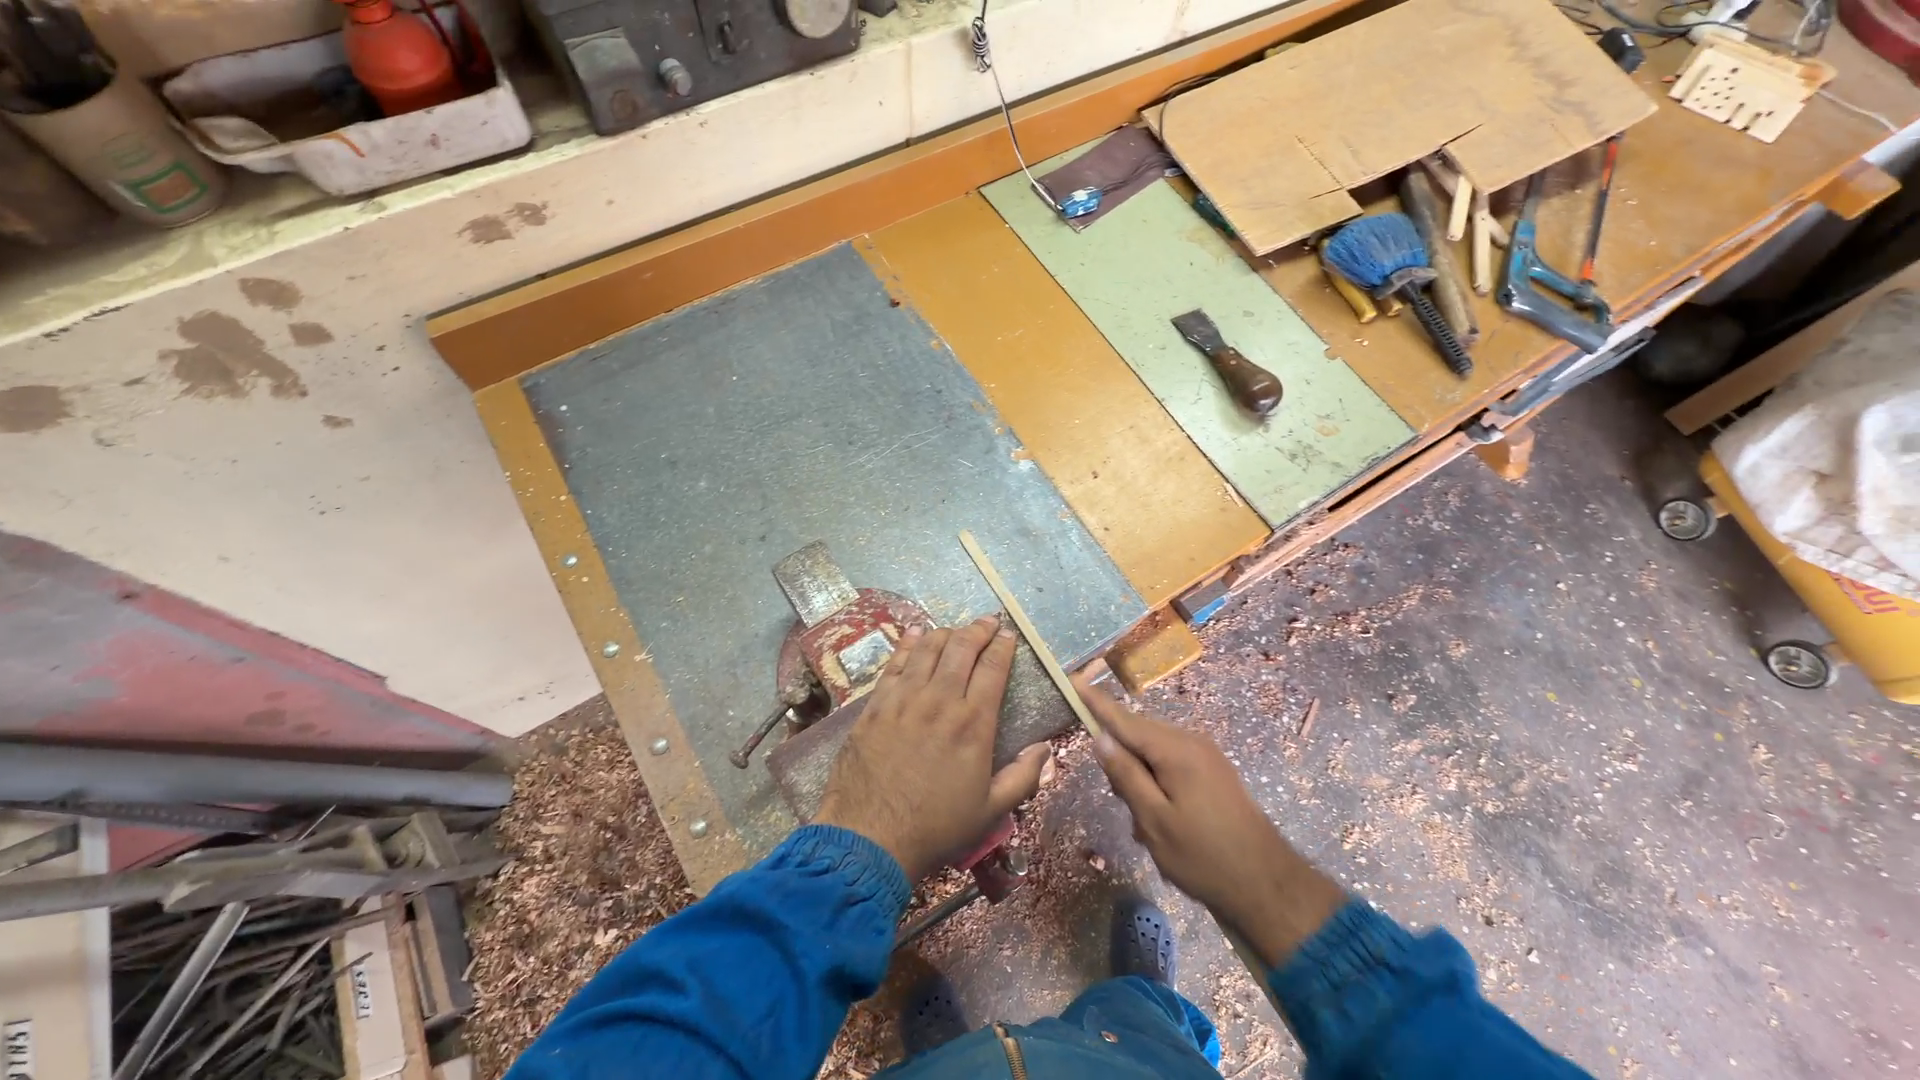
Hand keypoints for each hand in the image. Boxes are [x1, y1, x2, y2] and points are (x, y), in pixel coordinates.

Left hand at [814, 617, 1050, 881]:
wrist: (870, 836)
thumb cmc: (936, 827)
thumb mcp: (991, 810)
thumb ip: (1023, 777)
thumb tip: (1045, 747)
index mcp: (973, 723)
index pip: (992, 669)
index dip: (1002, 646)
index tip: (1008, 635)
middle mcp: (939, 700)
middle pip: (960, 649)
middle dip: (977, 630)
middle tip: (986, 621)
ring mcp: (903, 700)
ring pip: (926, 650)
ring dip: (944, 633)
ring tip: (954, 630)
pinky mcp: (875, 706)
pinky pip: (894, 664)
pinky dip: (907, 645)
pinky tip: (913, 634)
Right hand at [1076, 675, 1346, 967]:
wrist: (1268, 887)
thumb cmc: (1204, 857)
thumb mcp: (1154, 820)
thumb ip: (1126, 776)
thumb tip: (1101, 737)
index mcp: (1176, 750)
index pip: (1125, 720)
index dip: (1096, 704)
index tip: (1071, 680)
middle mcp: (1193, 744)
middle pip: (1139, 738)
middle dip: (1121, 765)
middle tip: (1125, 808)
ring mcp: (1206, 758)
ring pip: (1154, 757)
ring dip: (1141, 785)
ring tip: (1148, 829)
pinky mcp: (1214, 775)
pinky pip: (1172, 769)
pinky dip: (1158, 791)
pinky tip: (1163, 826)